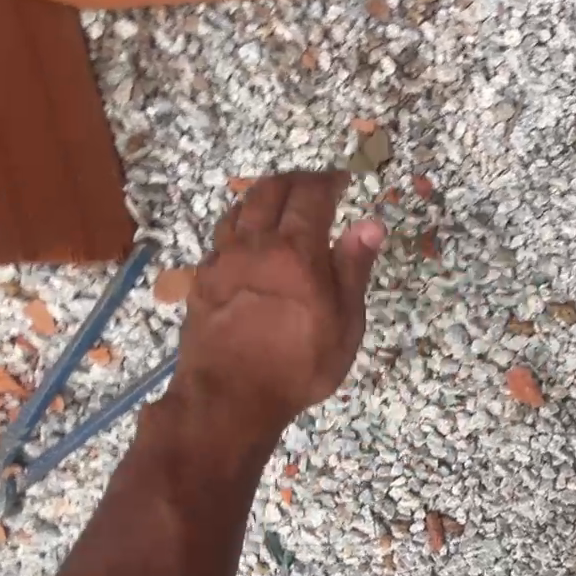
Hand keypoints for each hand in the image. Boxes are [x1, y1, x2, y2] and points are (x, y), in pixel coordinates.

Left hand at [168, 172, 383, 444]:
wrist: (232, 395)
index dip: (329, 182)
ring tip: (283, 200)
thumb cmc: (302, 364)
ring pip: (241, 207)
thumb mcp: (345, 322)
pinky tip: (251, 235)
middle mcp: (256, 245)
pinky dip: (243, 220)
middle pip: (270, 191)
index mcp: (297, 253)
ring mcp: (224, 259)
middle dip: (296, 179)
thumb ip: (354, 268)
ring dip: (265, 194)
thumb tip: (370, 224)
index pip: (312, 198)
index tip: (344, 179)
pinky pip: (224, 233)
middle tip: (317, 183)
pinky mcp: (205, 277)